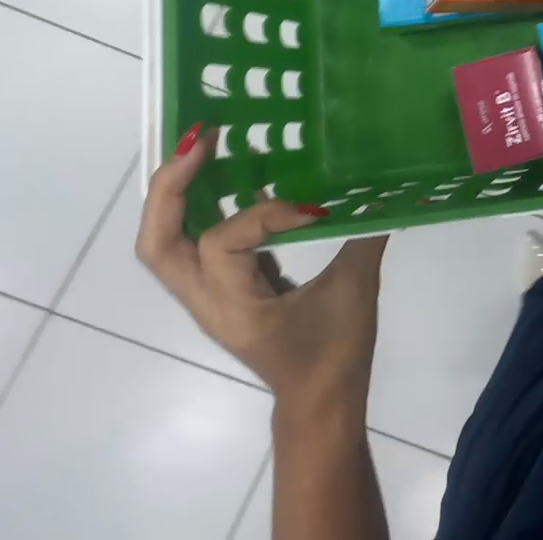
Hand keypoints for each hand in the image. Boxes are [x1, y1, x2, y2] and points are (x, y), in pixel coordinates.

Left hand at [137, 125, 388, 411]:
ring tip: (206, 145)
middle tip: (203, 138)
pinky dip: (206, 204)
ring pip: (167, 241)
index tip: (316, 210)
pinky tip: (238, 174)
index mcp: (231, 305)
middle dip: (171, 186)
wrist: (320, 404)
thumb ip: (363, 238)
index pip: (224, 243)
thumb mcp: (354, 292)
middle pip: (157, 242)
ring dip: (179, 191)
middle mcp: (206, 298)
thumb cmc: (334, 354)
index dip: (265, 214)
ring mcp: (210, 294)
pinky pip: (199, 241)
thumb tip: (385, 193)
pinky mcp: (226, 287)